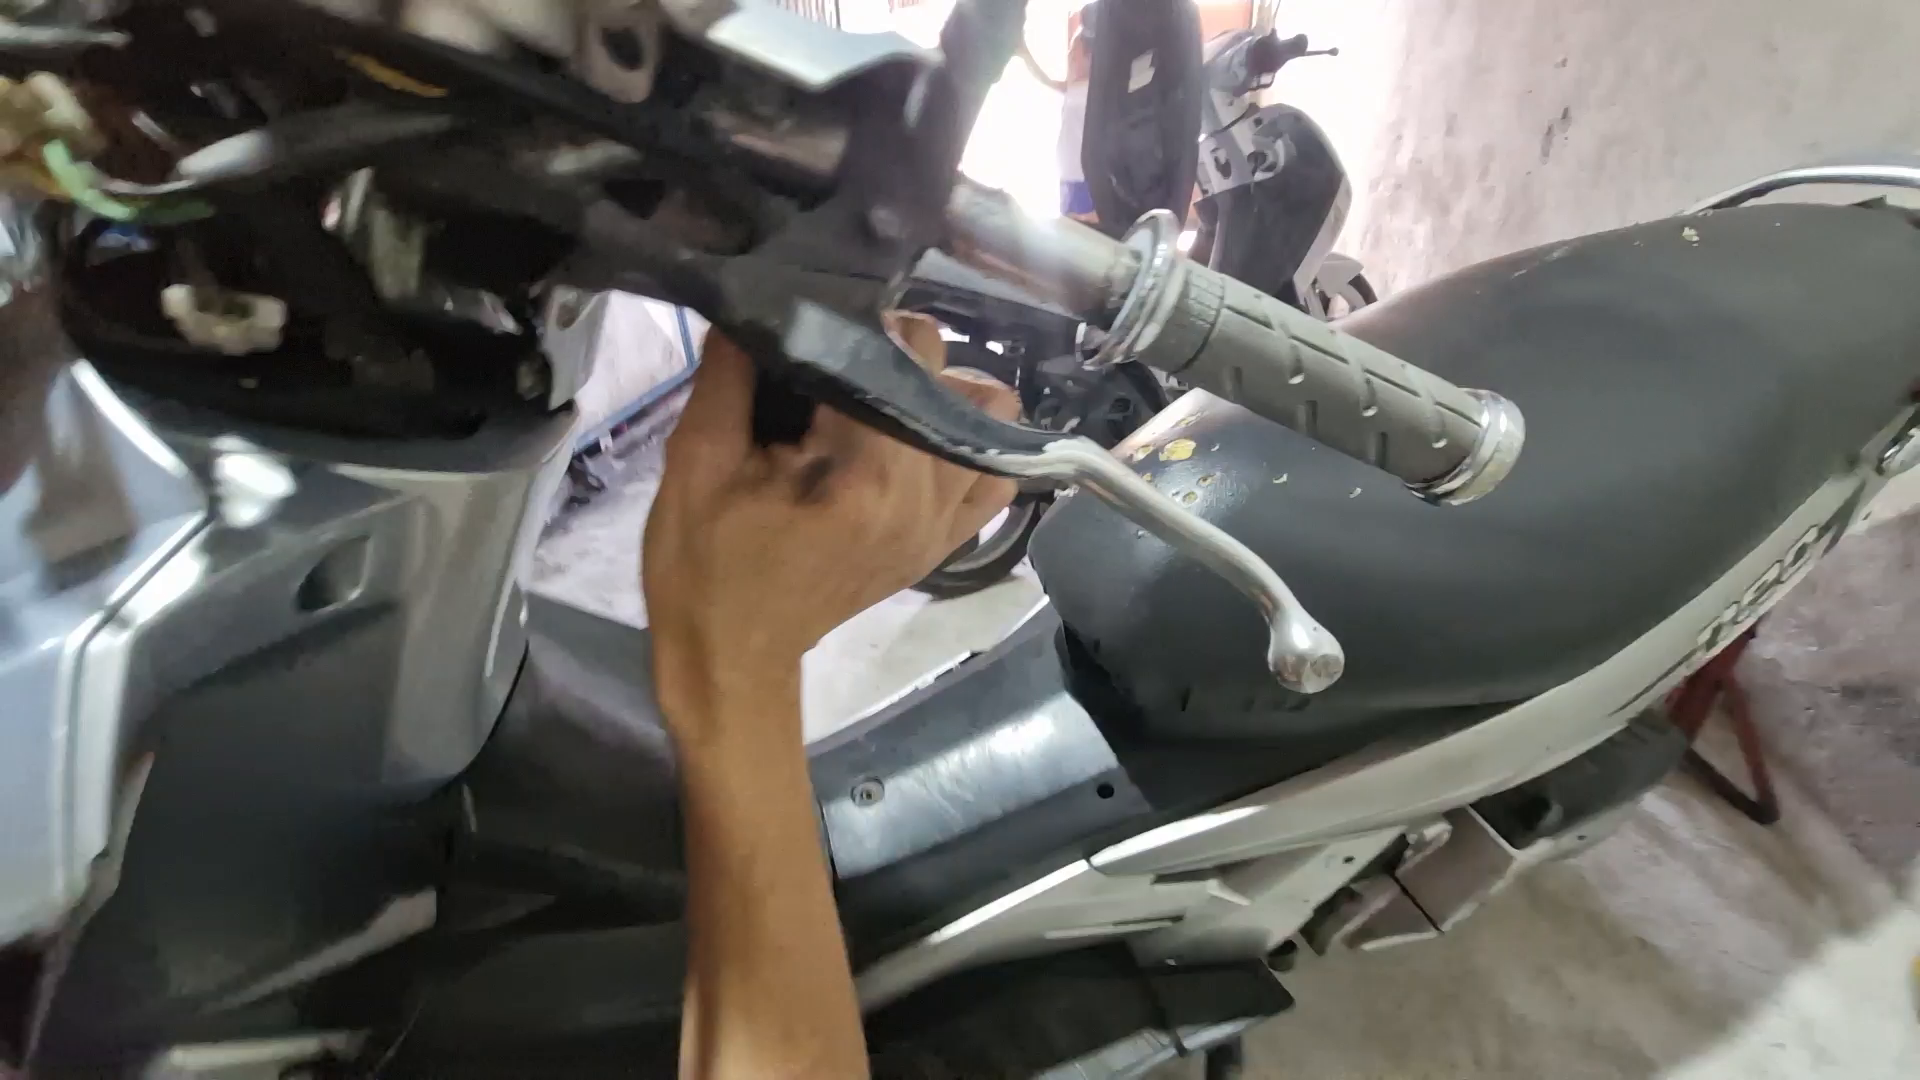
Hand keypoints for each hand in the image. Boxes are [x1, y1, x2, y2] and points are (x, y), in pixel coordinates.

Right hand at [642, 314, 1018, 741]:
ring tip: (891, 399)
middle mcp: (925, 500)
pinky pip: (994, 480)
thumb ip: (732, 372)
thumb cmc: (704, 564)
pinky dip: (971, 449)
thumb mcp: (697, 462)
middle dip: (903, 355)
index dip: (867, 324)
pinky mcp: (947, 545)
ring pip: (990, 423)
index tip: (826, 326)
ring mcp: (945, 527)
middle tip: (849, 362)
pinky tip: (926, 442)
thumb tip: (757, 303)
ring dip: (946, 396)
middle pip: (953, 383)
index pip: (904, 360)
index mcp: (866, 477)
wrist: (734, 653)